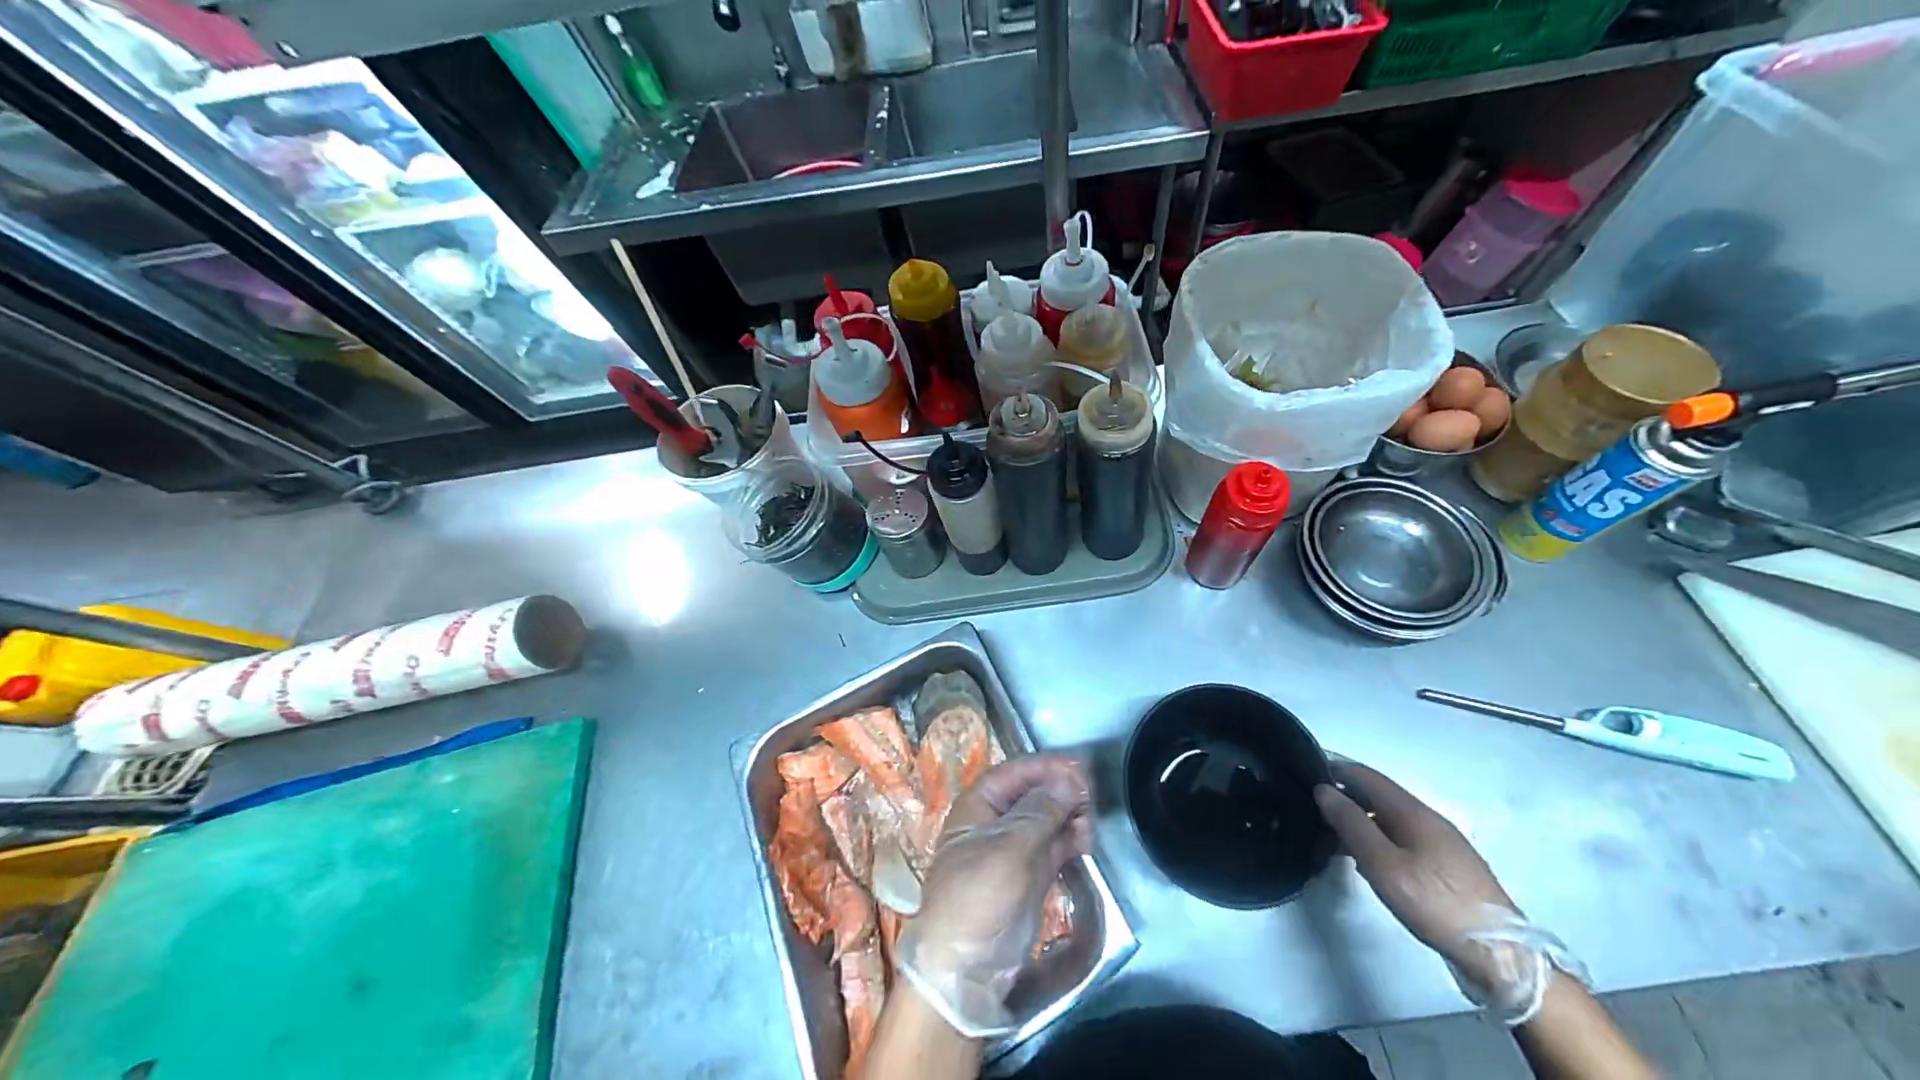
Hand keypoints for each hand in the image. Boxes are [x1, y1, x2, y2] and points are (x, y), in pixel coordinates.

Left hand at [895, 756, 1091, 1036]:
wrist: (966, 967)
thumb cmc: (978, 896)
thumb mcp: (1009, 848)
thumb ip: (1041, 811)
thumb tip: (1067, 778)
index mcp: (975, 809)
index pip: (1012, 774)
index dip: (1043, 767)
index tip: (1076, 767)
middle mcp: (993, 825)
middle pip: (1030, 796)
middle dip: (1059, 791)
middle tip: (1091, 793)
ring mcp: (1011, 853)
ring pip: (1044, 822)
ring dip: (1068, 815)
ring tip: (1092, 818)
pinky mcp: (1028, 878)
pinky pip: (1052, 848)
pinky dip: (1069, 841)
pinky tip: (1087, 840)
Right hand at [1313, 762, 1515, 989]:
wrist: (1499, 955)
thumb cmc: (1435, 903)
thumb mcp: (1383, 865)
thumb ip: (1351, 824)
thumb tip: (1324, 790)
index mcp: (1414, 812)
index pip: (1367, 776)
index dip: (1335, 770)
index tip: (1304, 775)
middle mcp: (1429, 819)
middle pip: (1378, 796)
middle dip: (1344, 797)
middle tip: (1311, 812)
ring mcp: (1441, 843)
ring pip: (1389, 820)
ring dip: (1359, 822)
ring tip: (1330, 839)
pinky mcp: (1446, 866)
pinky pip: (1401, 839)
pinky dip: (1376, 840)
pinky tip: (1364, 861)